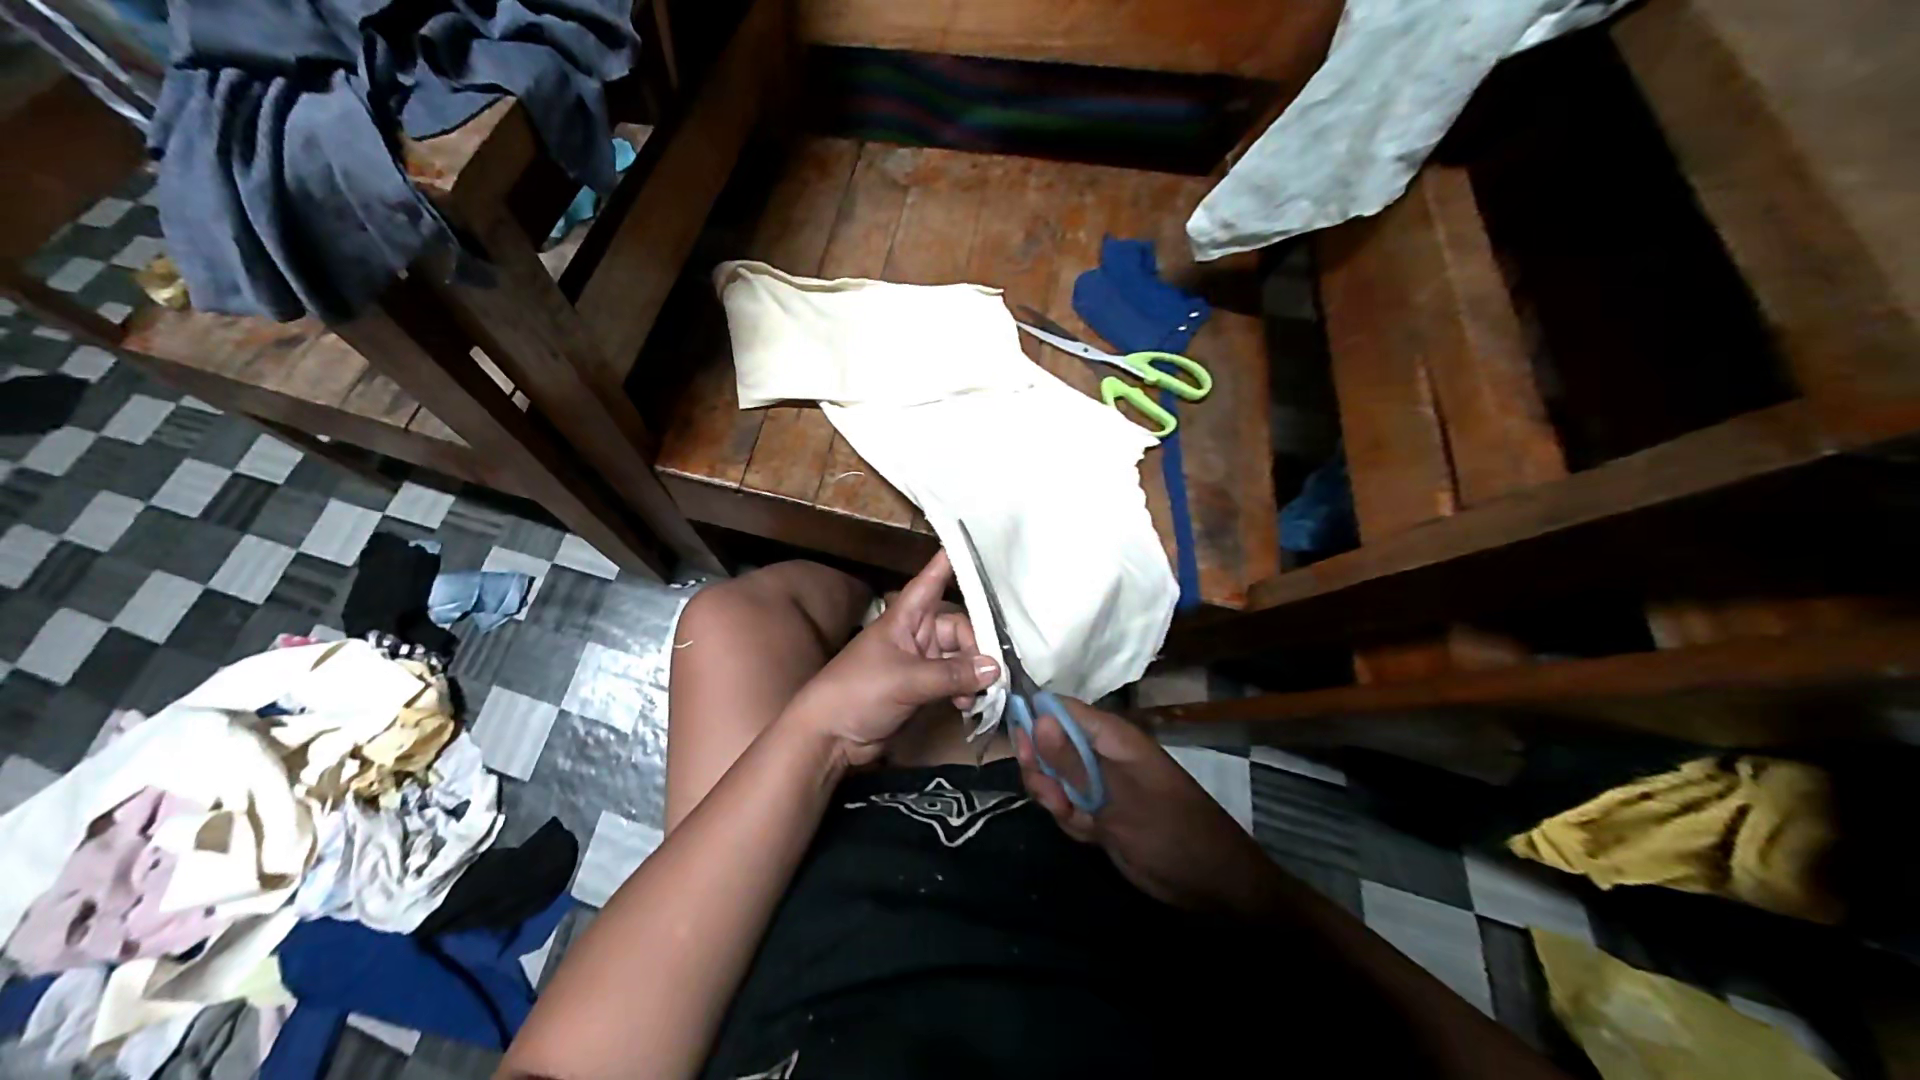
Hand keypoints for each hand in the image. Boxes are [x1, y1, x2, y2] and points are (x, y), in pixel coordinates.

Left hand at [784, 551, 999, 767]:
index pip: (932, 580)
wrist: (829, 736)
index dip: (950, 563)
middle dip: (977, 645)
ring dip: (973, 672)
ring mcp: (920, 661)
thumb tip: (995, 668)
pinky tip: (968, 704)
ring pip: (960, 655)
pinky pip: (955, 679)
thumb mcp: (906, 679)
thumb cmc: (858, 691)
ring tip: (978, 693)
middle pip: (959, 625)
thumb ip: (952, 674)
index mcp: (905, 617)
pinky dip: (965, 689)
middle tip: (991, 670)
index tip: (974, 542)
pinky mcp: (923, 687)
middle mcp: (916, 633)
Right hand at [1015, 698, 1284, 915]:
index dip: (1035, 726)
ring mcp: (1100, 781)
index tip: (1027, 757)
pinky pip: (1068, 805)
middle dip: (1044, 774)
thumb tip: (1037, 717)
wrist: (1212, 884)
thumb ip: (1073, 762)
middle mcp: (1101, 752)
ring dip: (1057, 802)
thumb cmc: (1169, 832)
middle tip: (1057, 802)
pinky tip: (1092, 836)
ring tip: (1082, 823)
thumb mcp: (1116, 799)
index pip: (1057, 710)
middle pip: (1049, 745)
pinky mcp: (1100, 809)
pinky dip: (1072, 822)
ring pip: (1055, 779)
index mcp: (1110, 735)